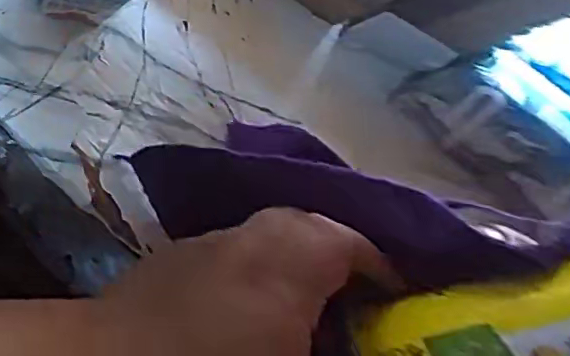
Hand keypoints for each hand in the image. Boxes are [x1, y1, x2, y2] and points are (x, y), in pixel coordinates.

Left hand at [93, 207, 398, 355]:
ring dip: (291, 265)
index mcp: (271, 269)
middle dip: (336, 257)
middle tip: (366, 307)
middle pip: (293, 225)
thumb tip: (350, 332)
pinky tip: (256, 321)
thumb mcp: (286, 343)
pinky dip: (252, 276)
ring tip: (317, 317)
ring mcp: (191, 250)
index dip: (375, 260)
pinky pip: (224, 258)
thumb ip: (332, 338)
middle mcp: (230, 244)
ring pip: (255, 238)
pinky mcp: (164, 267)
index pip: (334, 235)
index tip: (405, 298)